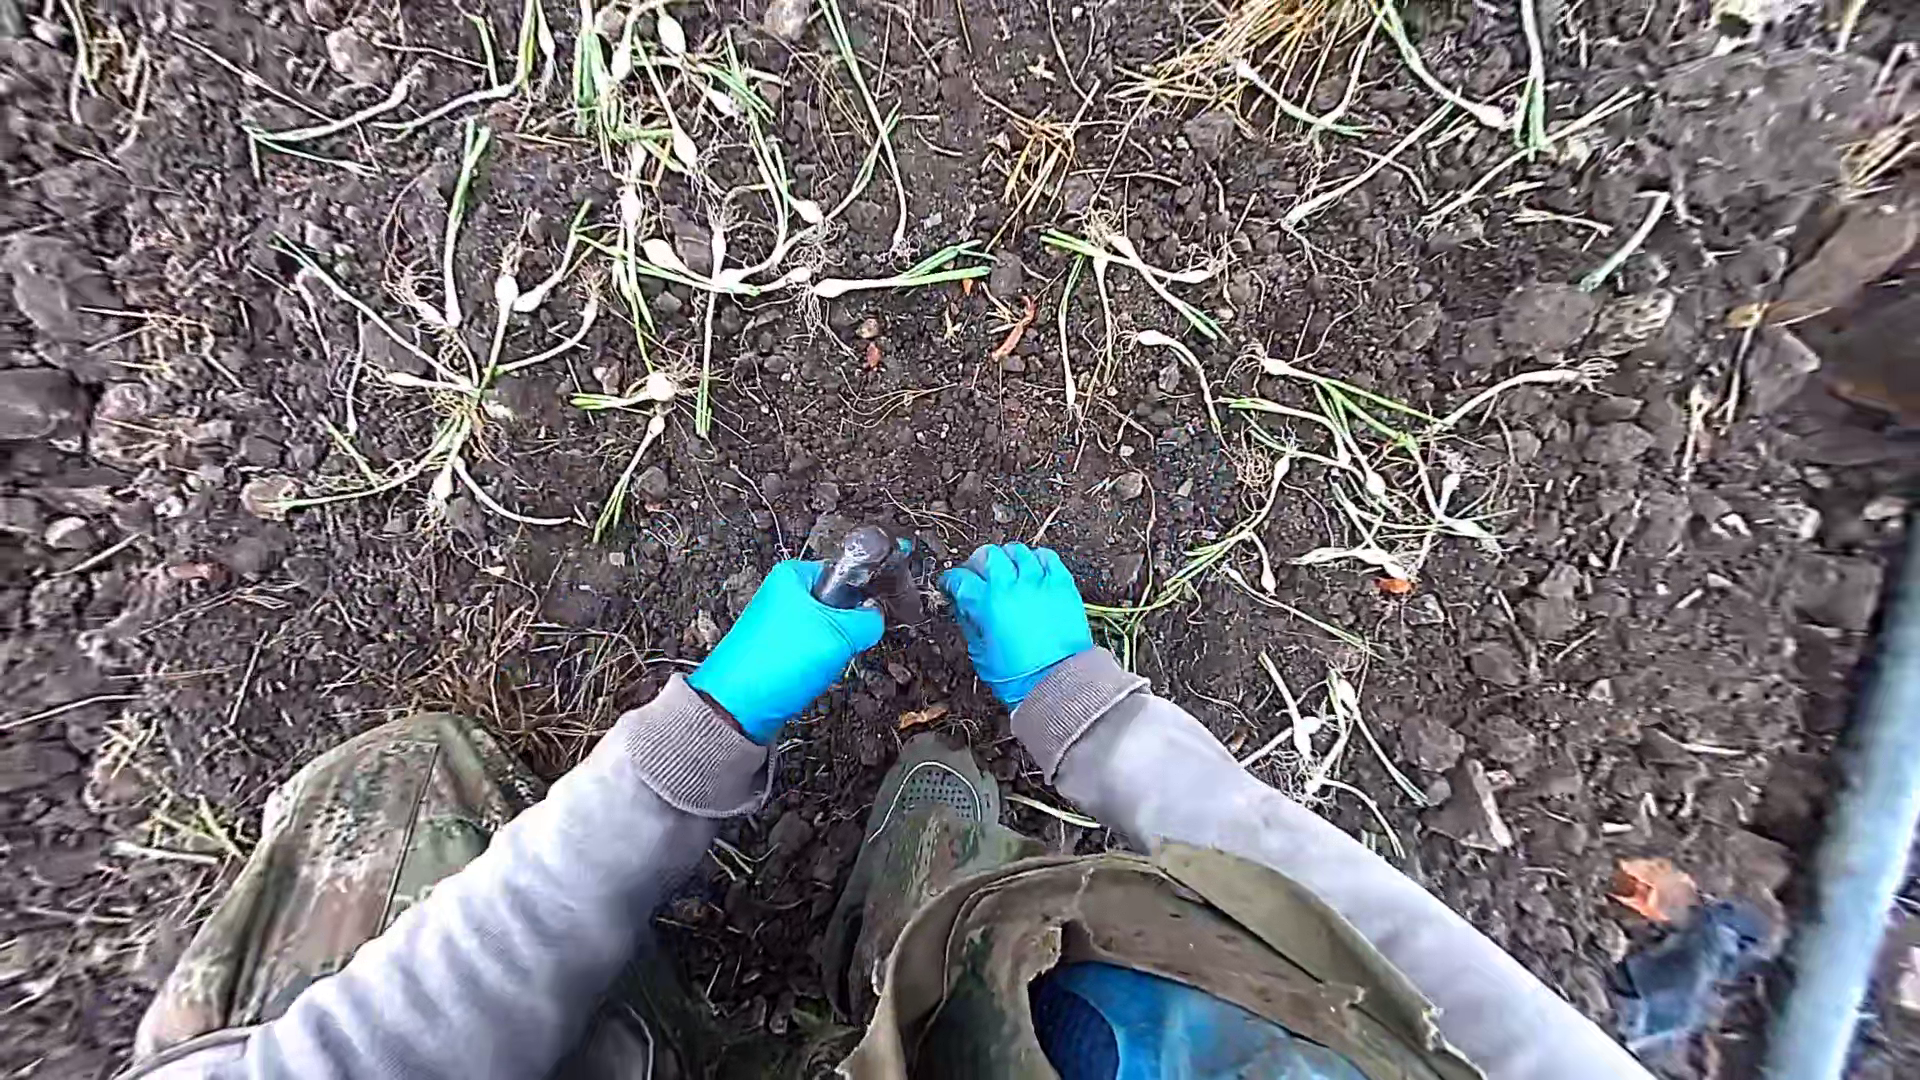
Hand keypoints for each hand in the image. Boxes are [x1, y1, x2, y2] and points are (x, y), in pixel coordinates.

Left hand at [689, 560, 884, 742]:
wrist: (738, 709)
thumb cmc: (776, 663)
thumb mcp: (840, 634)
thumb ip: (868, 620)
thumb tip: (876, 617)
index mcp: (792, 575)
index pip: (843, 572)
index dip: (860, 594)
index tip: (868, 612)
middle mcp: (781, 594)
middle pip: (836, 603)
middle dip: (846, 626)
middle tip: (840, 642)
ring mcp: (778, 623)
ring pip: (827, 630)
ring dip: (832, 648)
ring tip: (819, 661)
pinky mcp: (776, 648)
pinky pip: (812, 650)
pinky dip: (817, 663)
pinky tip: (809, 674)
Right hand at [940, 543, 1093, 707]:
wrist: (1058, 682)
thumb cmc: (1018, 676)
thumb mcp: (980, 652)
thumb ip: (969, 622)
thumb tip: (963, 604)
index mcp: (986, 603)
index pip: (960, 578)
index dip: (951, 581)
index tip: (952, 585)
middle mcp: (1010, 585)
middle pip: (988, 554)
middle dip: (979, 563)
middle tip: (980, 574)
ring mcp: (1037, 581)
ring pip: (1017, 550)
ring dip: (1008, 559)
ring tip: (1008, 571)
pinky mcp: (1061, 583)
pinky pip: (1047, 557)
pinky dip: (1037, 560)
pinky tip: (1033, 571)